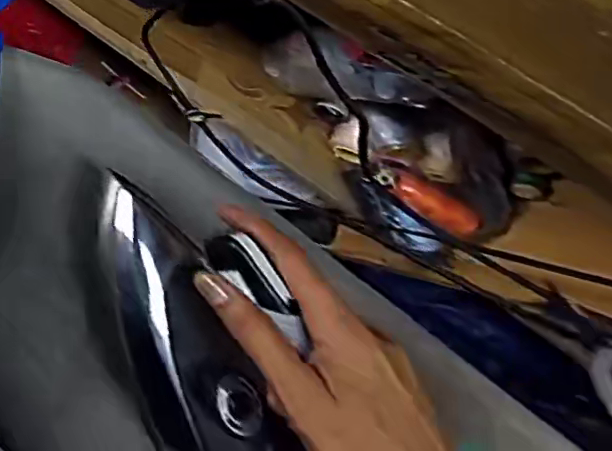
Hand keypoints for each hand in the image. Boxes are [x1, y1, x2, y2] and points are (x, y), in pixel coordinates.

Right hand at [194, 204, 446, 450]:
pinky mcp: (397, 380)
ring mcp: (386, 356)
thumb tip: (214, 285)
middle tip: (245, 330)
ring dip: (294, 344)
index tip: (227, 211)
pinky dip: (319, 362)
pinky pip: (346, 352)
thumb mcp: (300, 397)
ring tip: (285, 396)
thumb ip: (256, 337)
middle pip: (305, 292)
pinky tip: (316, 401)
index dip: (256, 226)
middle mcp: (367, 331)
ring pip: (324, 327)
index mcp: (343, 327)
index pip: (291, 257)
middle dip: (269, 304)